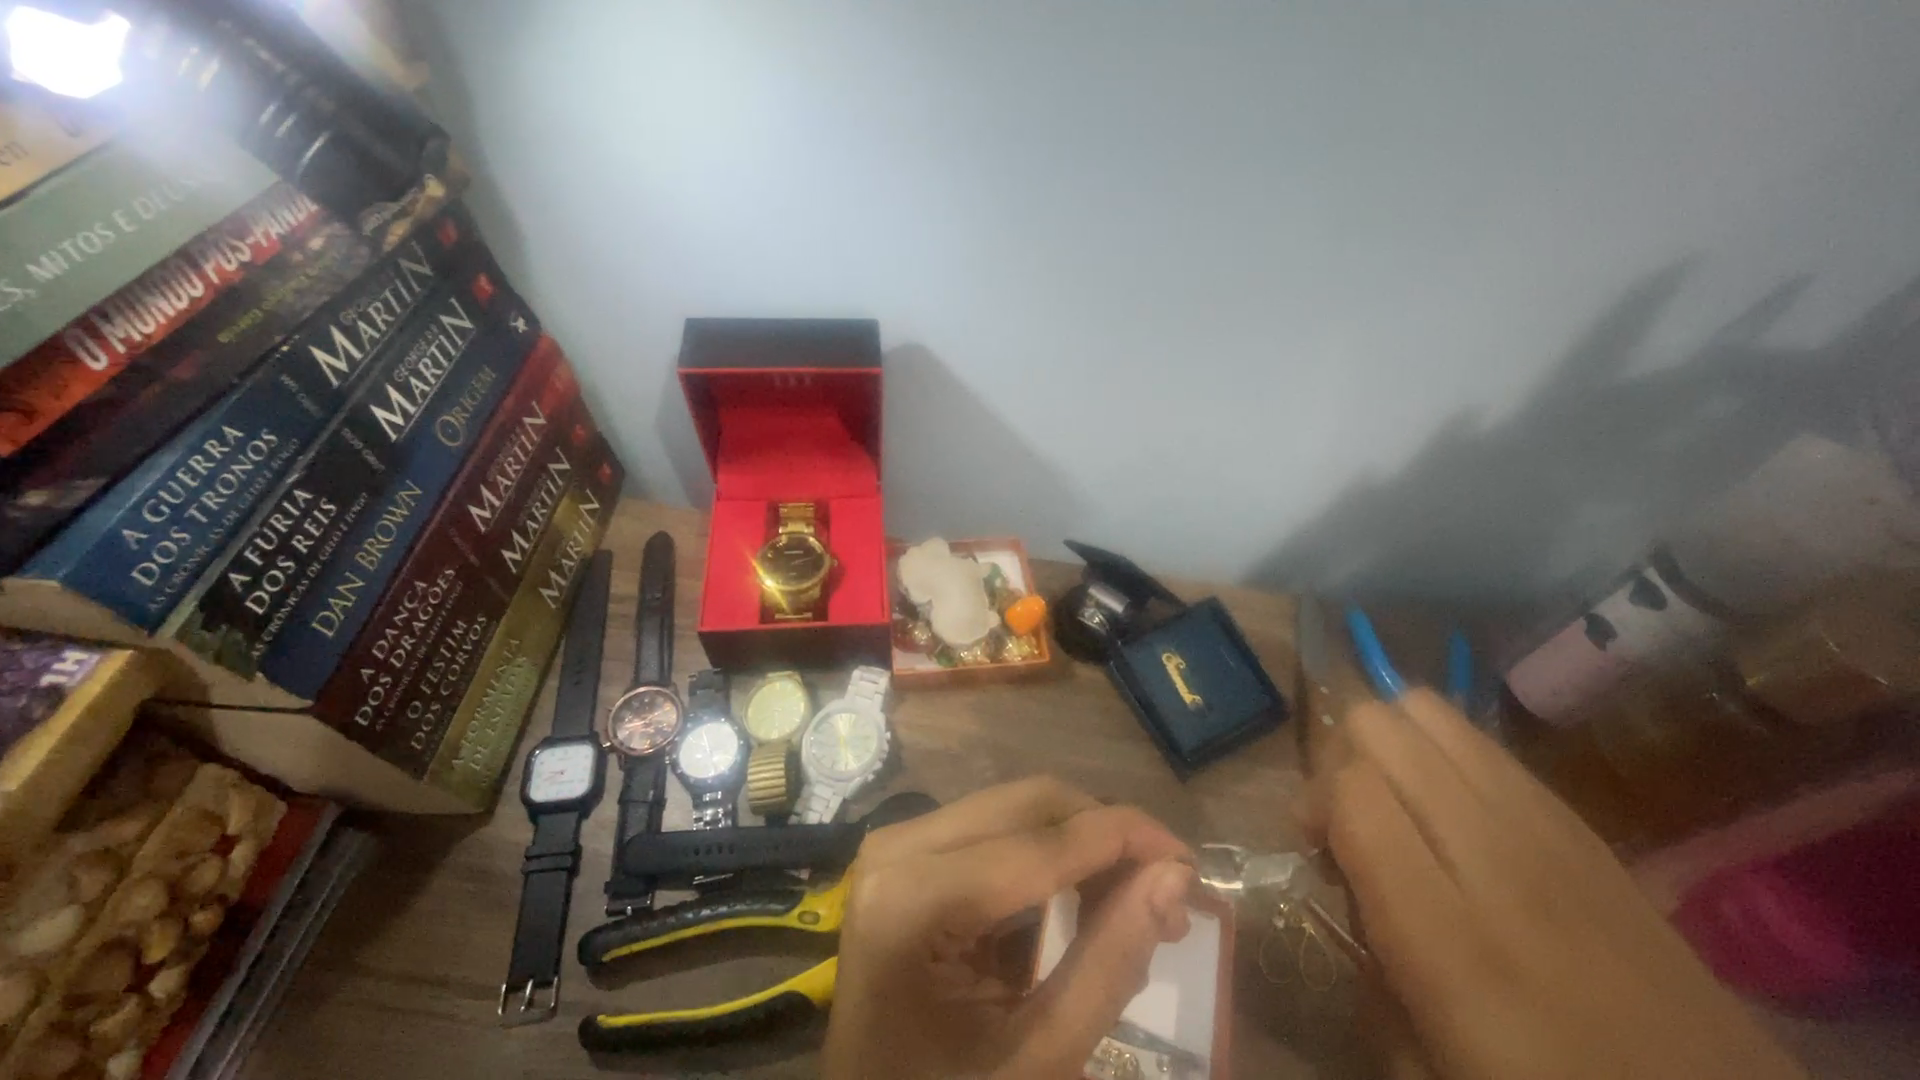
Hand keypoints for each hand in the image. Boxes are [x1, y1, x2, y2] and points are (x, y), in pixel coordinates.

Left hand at [824, 777, 1193, 1079]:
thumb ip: (1109, 962)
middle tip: (1166, 897)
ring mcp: (896, 844)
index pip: (1043, 842)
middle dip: (1108, 838)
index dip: (1128, 839)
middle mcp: (898, 848)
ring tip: (1133, 907)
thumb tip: (1172, 875)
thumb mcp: (1038, 1053)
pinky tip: (1084, 901)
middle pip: (1031, 804)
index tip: (1193, 866)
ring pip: (1017, 809)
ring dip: (1084, 844)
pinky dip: (1049, 856)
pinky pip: (995, 829)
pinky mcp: (907, 852)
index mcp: (913, 900)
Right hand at [1308, 689, 1805, 1079]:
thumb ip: (1364, 971)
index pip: (1354, 789)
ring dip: (1392, 748)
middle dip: (1342, 760)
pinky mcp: (1581, 820)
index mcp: (1448, 935)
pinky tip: (1455, 818)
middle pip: (1384, 727)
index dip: (1314, 803)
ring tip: (1397, 808)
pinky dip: (1444, 758)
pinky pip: (1484, 744)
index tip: (1316, 851)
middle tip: (1348, 824)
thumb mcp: (1423, 1065)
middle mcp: (1495, 853)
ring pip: (1432, 713)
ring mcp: (1547, 825)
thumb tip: (1343, 893)